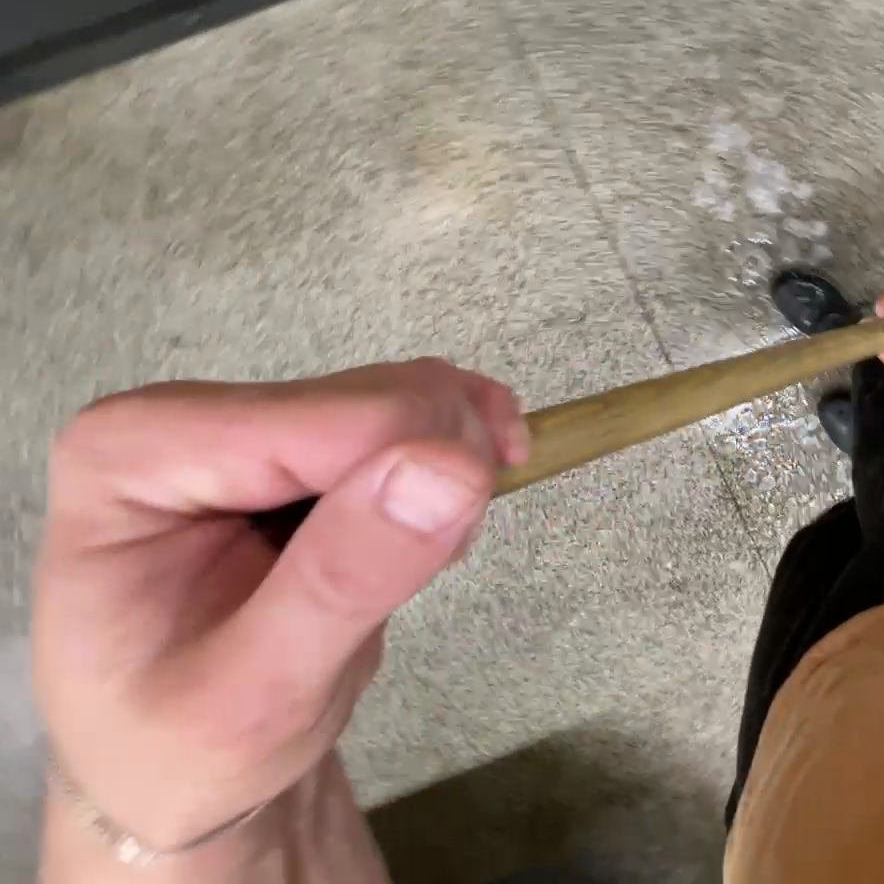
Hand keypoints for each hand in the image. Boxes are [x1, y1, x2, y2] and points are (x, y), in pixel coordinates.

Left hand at [32, 359, 527, 873]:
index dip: (418, 486)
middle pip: (396, 396)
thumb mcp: (257, 694)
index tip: (421, 567)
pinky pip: (437, 401)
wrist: (190, 763)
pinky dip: (472, 450)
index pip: (350, 420)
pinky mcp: (316, 431)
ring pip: (428, 394)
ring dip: (464, 470)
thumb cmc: (190, 744)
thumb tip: (454, 466)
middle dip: (446, 476)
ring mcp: (260, 418)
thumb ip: (345, 578)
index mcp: (138, 458)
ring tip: (421, 554)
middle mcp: (196, 415)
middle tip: (419, 569)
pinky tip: (451, 508)